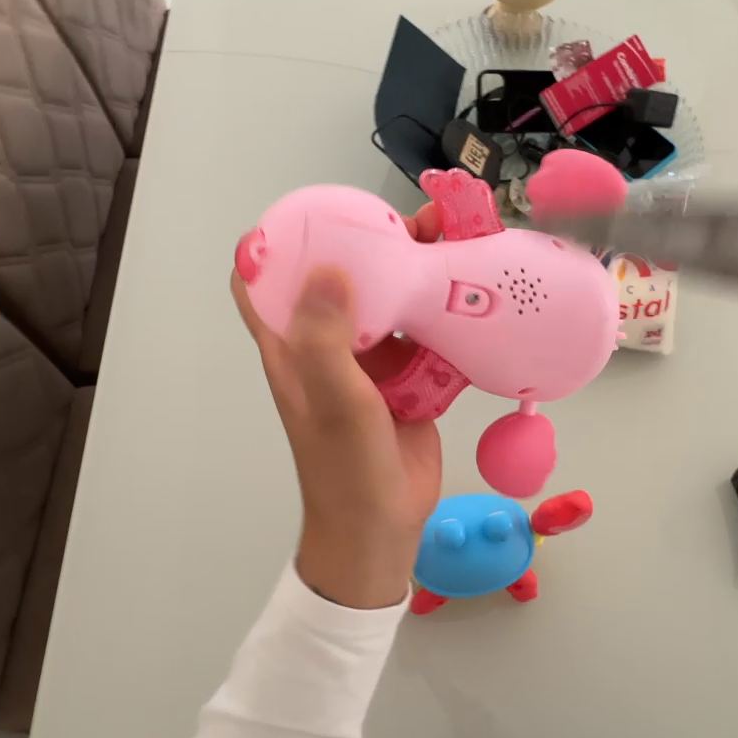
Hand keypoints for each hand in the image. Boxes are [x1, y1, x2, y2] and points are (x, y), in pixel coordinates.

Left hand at [230, 206, 443, 608]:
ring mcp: (371, 360)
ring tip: (455, 241)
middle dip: (372, 243)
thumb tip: (327, 266)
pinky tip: (472, 288)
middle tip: (417, 221)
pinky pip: (424, 331)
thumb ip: (325, 339)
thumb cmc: (347, 468)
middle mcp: (330, 343)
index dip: (278, 242)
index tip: (318, 210)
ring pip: (389, 299)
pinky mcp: (409, 377)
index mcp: (294, 345)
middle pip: (342, 277)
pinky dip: (444, 308)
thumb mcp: (334, 401)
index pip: (264, 281)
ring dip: (415, 271)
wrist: (384, 527)